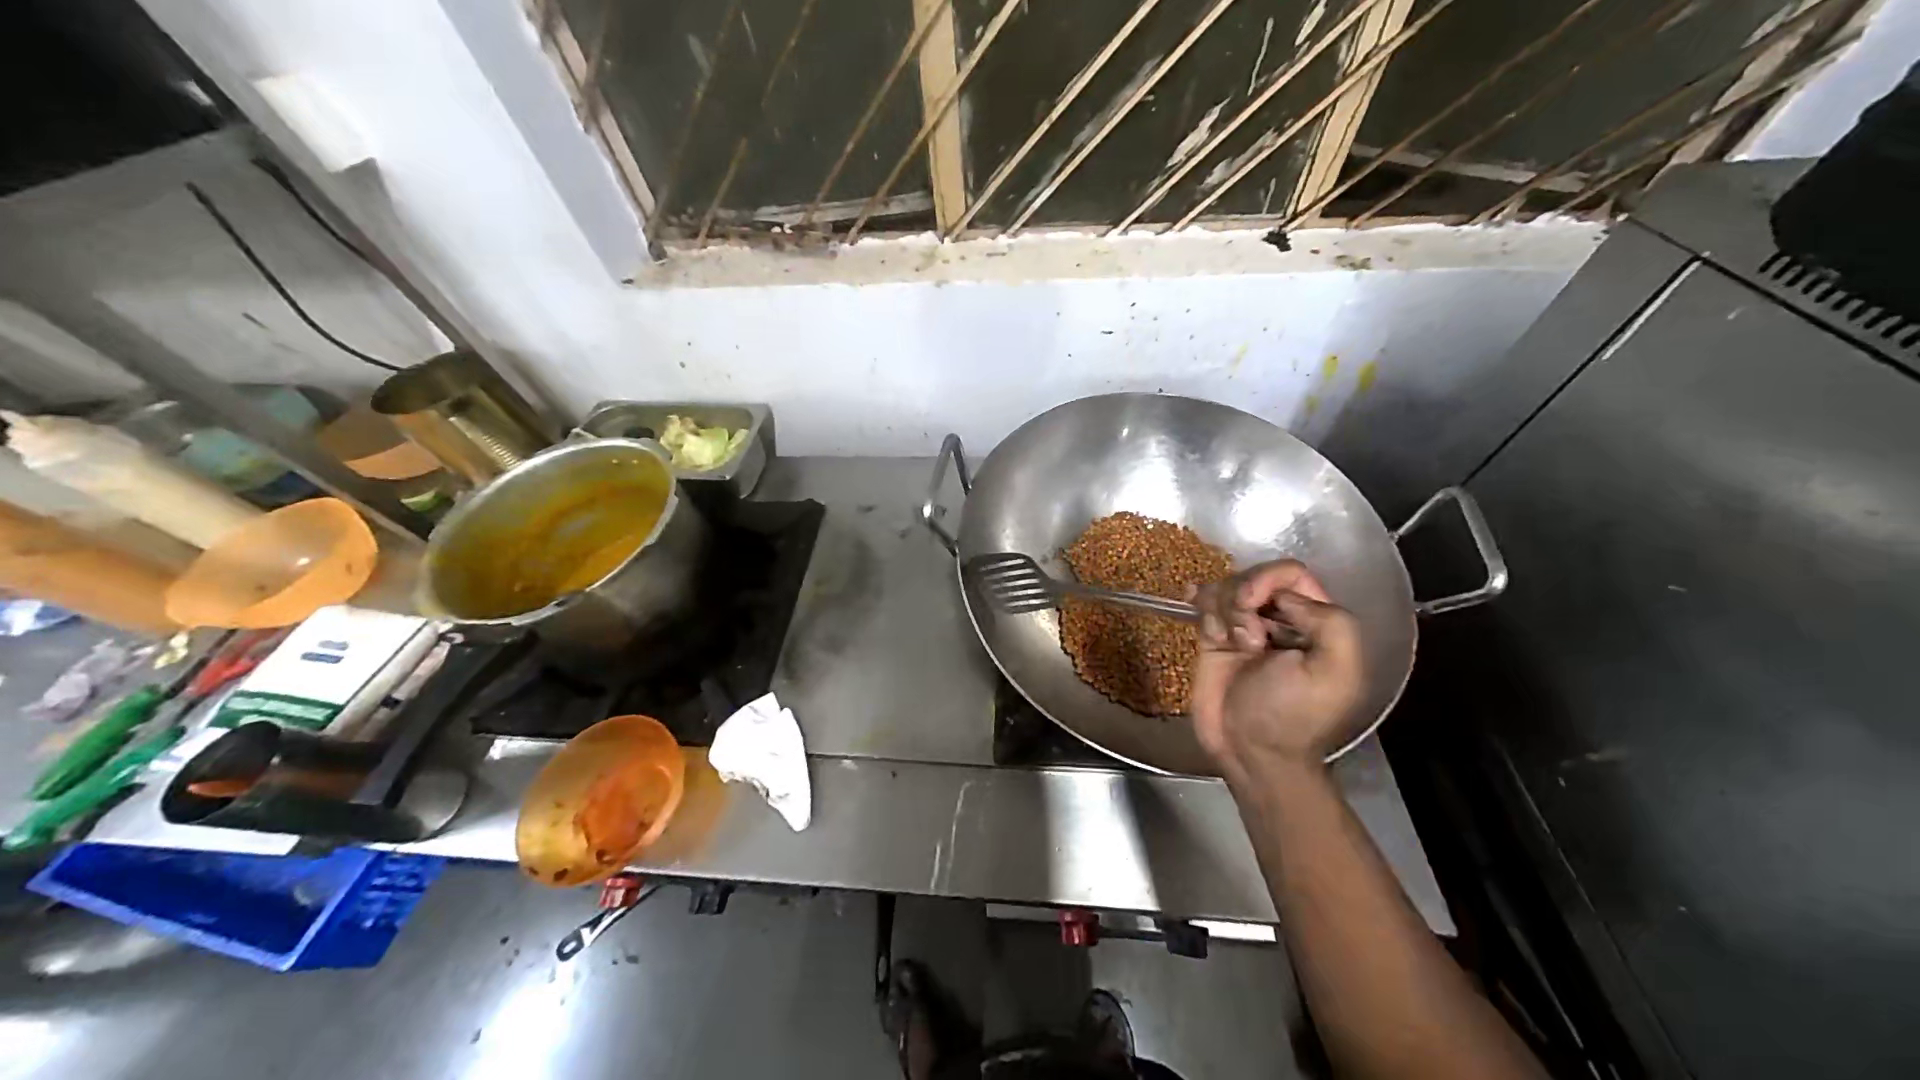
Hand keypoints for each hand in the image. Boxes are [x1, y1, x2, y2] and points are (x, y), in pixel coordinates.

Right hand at [1189, 560, 1366, 776]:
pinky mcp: (1214, 640)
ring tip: (1230, 643)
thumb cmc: (1294, 715)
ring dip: (1222, 609)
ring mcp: (1244, 628)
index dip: (1268, 580)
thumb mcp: (1336, 671)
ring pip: (1225, 588)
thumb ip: (1330, 621)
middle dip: (1241, 596)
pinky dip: (1202, 608)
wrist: (1250, 752)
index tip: (1253, 604)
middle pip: (1253, 576)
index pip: (1290, 574)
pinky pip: (1204, 606)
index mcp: (1316, 621)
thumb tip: (1281, 599)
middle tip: (1245, 637)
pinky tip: (1203, 620)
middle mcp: (1280, 619)